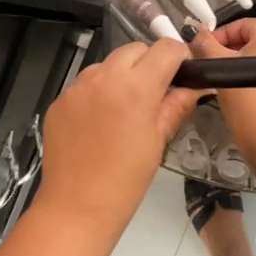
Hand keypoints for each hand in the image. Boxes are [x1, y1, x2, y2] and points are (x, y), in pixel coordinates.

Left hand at [35, 39, 202, 227]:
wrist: (77, 206)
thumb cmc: (126, 180)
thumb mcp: (158, 141)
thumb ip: (176, 106)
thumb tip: (195, 86)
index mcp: (136, 88)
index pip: (166, 49)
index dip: (179, 56)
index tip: (182, 72)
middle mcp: (104, 78)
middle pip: (134, 49)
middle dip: (149, 63)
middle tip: (155, 92)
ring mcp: (77, 87)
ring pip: (107, 64)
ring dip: (121, 75)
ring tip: (125, 108)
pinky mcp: (60, 100)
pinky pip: (85, 83)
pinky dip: (98, 91)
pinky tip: (100, 121)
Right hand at [188, 19, 255, 146]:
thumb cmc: (242, 94)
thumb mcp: (219, 66)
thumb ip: (206, 43)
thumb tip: (197, 31)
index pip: (244, 24)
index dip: (222, 34)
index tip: (206, 49)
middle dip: (233, 50)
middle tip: (214, 65)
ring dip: (246, 65)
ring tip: (227, 79)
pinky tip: (246, 93)